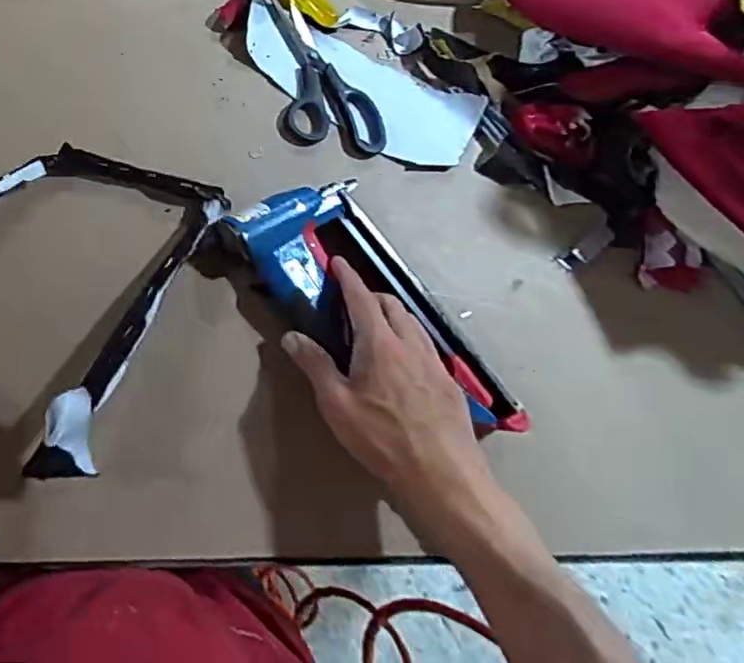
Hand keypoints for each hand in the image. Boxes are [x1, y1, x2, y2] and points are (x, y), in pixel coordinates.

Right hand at [282, 257, 491, 513]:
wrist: (447, 481)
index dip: (348, 277)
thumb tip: (292, 336)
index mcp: (380, 345)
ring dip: (392, 315)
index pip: (362, 299)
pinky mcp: (450, 387)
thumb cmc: (383, 439)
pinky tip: (401, 361)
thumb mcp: (336, 404)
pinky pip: (428, 347)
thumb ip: (314, 365)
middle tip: (350, 299)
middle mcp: (411, 347)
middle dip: (371, 294)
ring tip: (374, 326)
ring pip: (414, 325)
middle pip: (393, 306)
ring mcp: (436, 366)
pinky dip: (409, 338)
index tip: (338, 261)